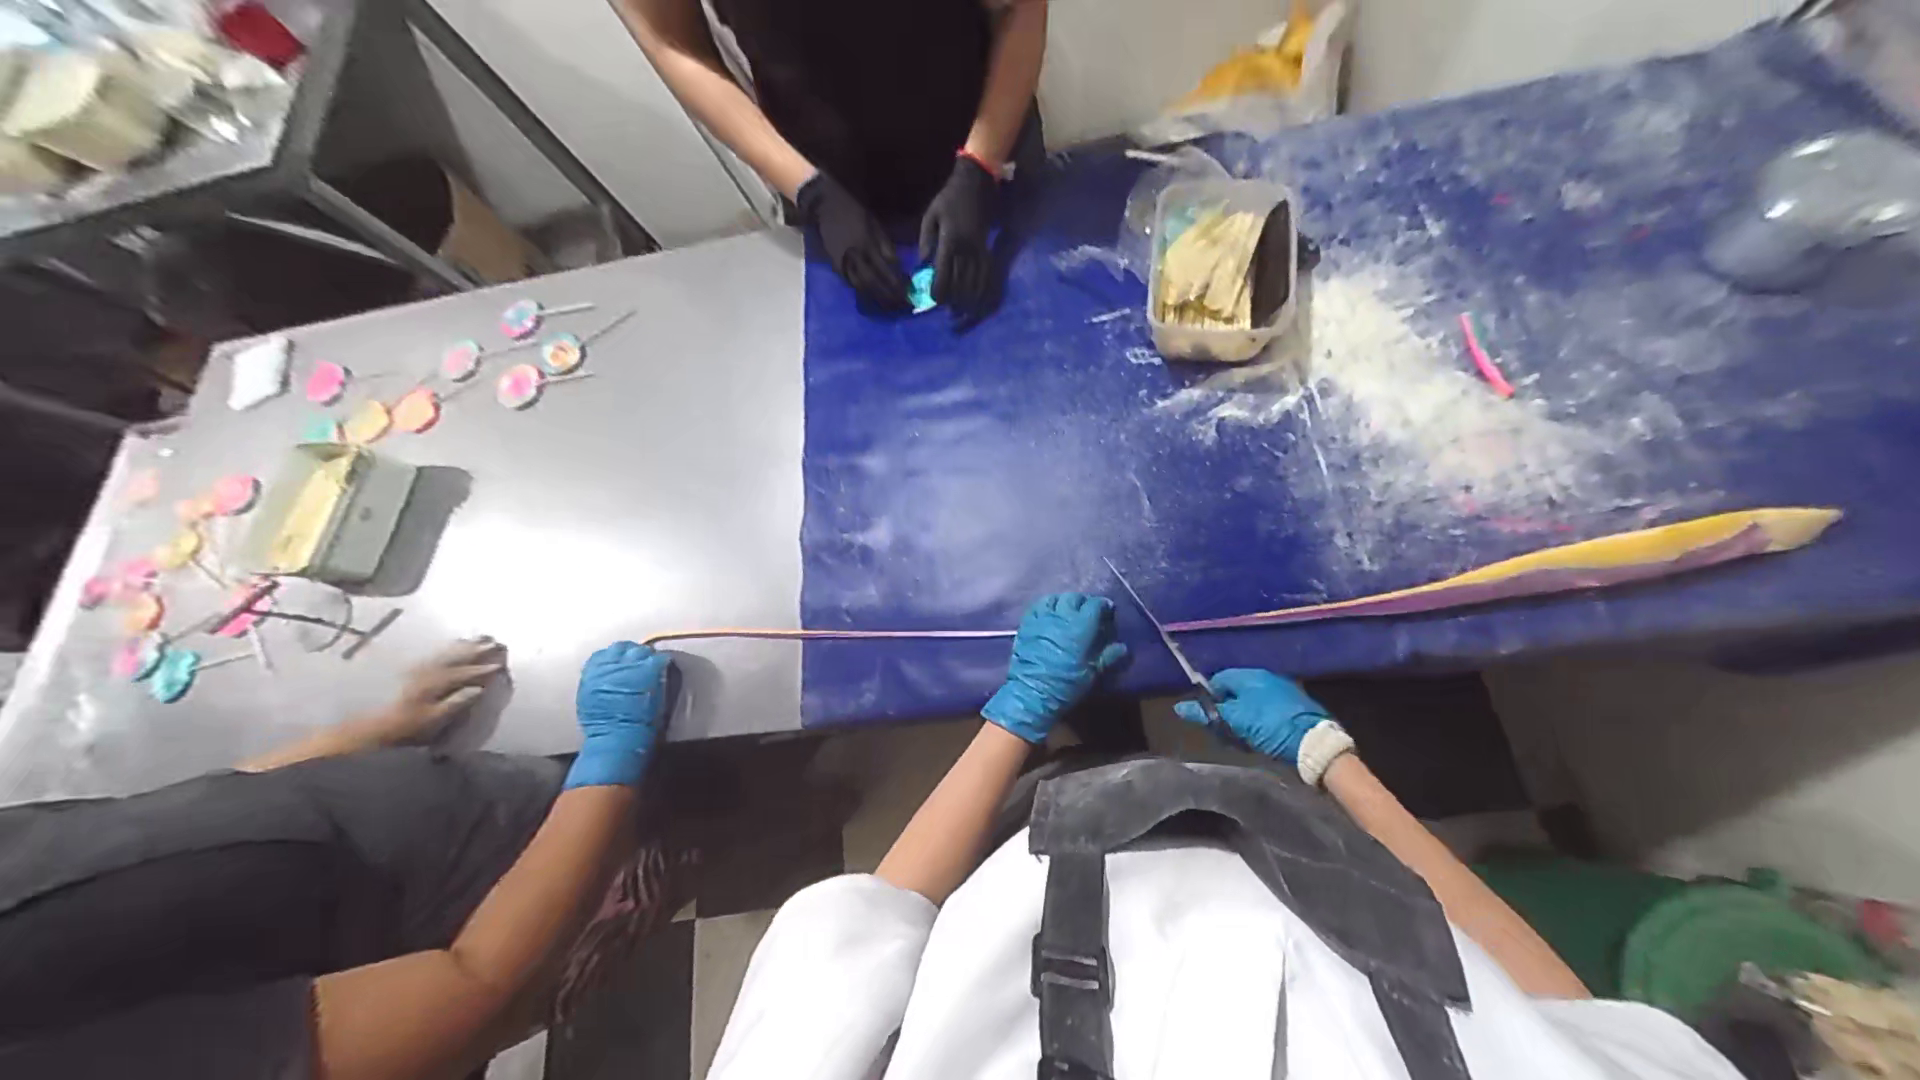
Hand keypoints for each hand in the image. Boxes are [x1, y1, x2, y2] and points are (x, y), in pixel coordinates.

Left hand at [357, 636, 504, 744]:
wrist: (373, 730)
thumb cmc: (408, 728)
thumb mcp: (434, 720)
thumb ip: (456, 703)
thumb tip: (479, 689)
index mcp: (436, 685)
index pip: (464, 673)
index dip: (482, 670)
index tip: (499, 666)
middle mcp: (428, 674)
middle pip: (455, 659)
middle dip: (475, 651)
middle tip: (493, 643)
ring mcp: (418, 672)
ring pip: (444, 655)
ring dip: (462, 647)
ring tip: (477, 639)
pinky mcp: (411, 675)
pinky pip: (432, 657)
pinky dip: (445, 650)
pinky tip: (450, 646)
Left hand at [567, 641, 672, 789]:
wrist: (615, 739)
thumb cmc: (644, 722)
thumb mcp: (661, 698)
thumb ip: (659, 678)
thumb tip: (659, 667)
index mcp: (650, 670)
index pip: (657, 656)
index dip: (659, 660)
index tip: (660, 665)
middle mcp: (627, 665)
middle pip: (637, 649)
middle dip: (641, 654)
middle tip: (643, 662)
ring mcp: (605, 669)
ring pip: (616, 648)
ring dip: (623, 653)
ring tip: (625, 661)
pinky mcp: (590, 675)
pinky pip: (597, 658)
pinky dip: (605, 659)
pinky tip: (609, 665)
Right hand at [796, 171, 909, 311]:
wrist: (826, 205)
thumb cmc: (854, 212)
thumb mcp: (874, 224)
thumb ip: (885, 245)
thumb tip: (897, 267)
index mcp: (868, 243)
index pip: (888, 268)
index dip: (899, 281)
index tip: (909, 291)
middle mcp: (857, 255)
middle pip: (876, 281)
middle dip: (890, 295)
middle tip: (902, 305)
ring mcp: (844, 262)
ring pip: (862, 286)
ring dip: (877, 299)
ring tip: (889, 307)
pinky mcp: (836, 266)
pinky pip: (851, 284)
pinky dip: (863, 294)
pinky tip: (872, 301)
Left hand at [918, 156, 996, 313]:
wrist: (976, 183)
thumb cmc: (949, 198)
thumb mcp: (931, 215)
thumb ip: (925, 240)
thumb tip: (923, 264)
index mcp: (950, 241)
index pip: (944, 274)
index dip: (940, 291)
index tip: (935, 300)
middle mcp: (966, 249)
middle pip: (961, 284)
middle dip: (954, 301)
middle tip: (947, 310)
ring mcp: (980, 250)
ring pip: (975, 283)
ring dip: (968, 299)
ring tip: (961, 310)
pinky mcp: (988, 249)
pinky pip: (987, 275)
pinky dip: (982, 290)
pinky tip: (978, 299)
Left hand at [982, 593, 1127, 743]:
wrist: (1031, 693)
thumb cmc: (1066, 685)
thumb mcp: (1092, 673)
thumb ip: (1108, 657)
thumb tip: (1122, 647)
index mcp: (1080, 628)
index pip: (1095, 605)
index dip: (1103, 605)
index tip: (1107, 611)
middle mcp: (1061, 617)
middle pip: (1075, 598)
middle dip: (1084, 603)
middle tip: (1088, 613)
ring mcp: (1042, 618)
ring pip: (1056, 598)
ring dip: (1065, 602)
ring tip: (1068, 611)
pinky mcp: (1027, 623)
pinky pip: (1037, 605)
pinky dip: (1046, 605)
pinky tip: (1050, 613)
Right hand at [1175, 669, 1352, 784]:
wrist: (1316, 745)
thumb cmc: (1271, 727)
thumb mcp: (1235, 721)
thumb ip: (1206, 714)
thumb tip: (1179, 707)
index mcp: (1251, 675)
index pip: (1219, 679)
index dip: (1210, 698)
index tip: (1210, 719)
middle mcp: (1266, 678)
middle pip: (1234, 691)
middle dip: (1227, 711)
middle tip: (1226, 731)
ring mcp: (1283, 691)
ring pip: (1251, 702)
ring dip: (1243, 719)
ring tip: (1243, 738)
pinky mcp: (1294, 707)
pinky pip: (1267, 711)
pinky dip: (1259, 722)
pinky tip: (1261, 738)